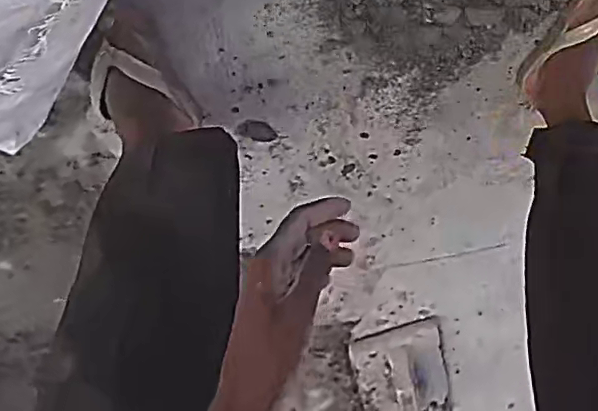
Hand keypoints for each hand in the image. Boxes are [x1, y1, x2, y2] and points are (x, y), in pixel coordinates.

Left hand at [211, 198, 359, 410]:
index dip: (324, 209)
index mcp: (267, 262)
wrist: (245, 393)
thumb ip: (316, 267)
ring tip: (347, 252)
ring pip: (298, 251)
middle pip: (299, 233)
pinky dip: (314, 266)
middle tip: (352, 230)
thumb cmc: (267, 357)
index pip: (298, 220)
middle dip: (328, 228)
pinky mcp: (267, 299)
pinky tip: (326, 273)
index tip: (344, 206)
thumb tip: (328, 237)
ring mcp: (264, 283)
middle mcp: (263, 268)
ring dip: (323, 248)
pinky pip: (294, 269)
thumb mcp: (300, 306)